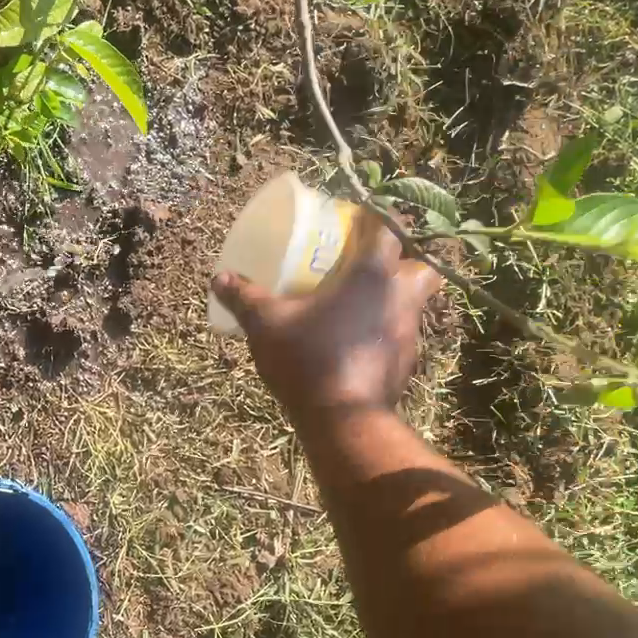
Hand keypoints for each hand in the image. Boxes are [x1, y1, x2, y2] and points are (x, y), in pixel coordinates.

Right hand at [211, 211, 443, 421]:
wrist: (342, 418)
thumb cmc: (307, 359)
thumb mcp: (266, 325)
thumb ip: (245, 299)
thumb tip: (220, 277)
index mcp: (374, 274)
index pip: (389, 228)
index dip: (374, 219)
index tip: (354, 223)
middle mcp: (402, 295)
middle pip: (418, 264)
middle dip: (398, 262)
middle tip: (366, 270)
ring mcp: (409, 331)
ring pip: (413, 302)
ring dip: (391, 299)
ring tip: (357, 311)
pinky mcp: (406, 361)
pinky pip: (399, 336)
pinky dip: (382, 334)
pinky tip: (355, 346)